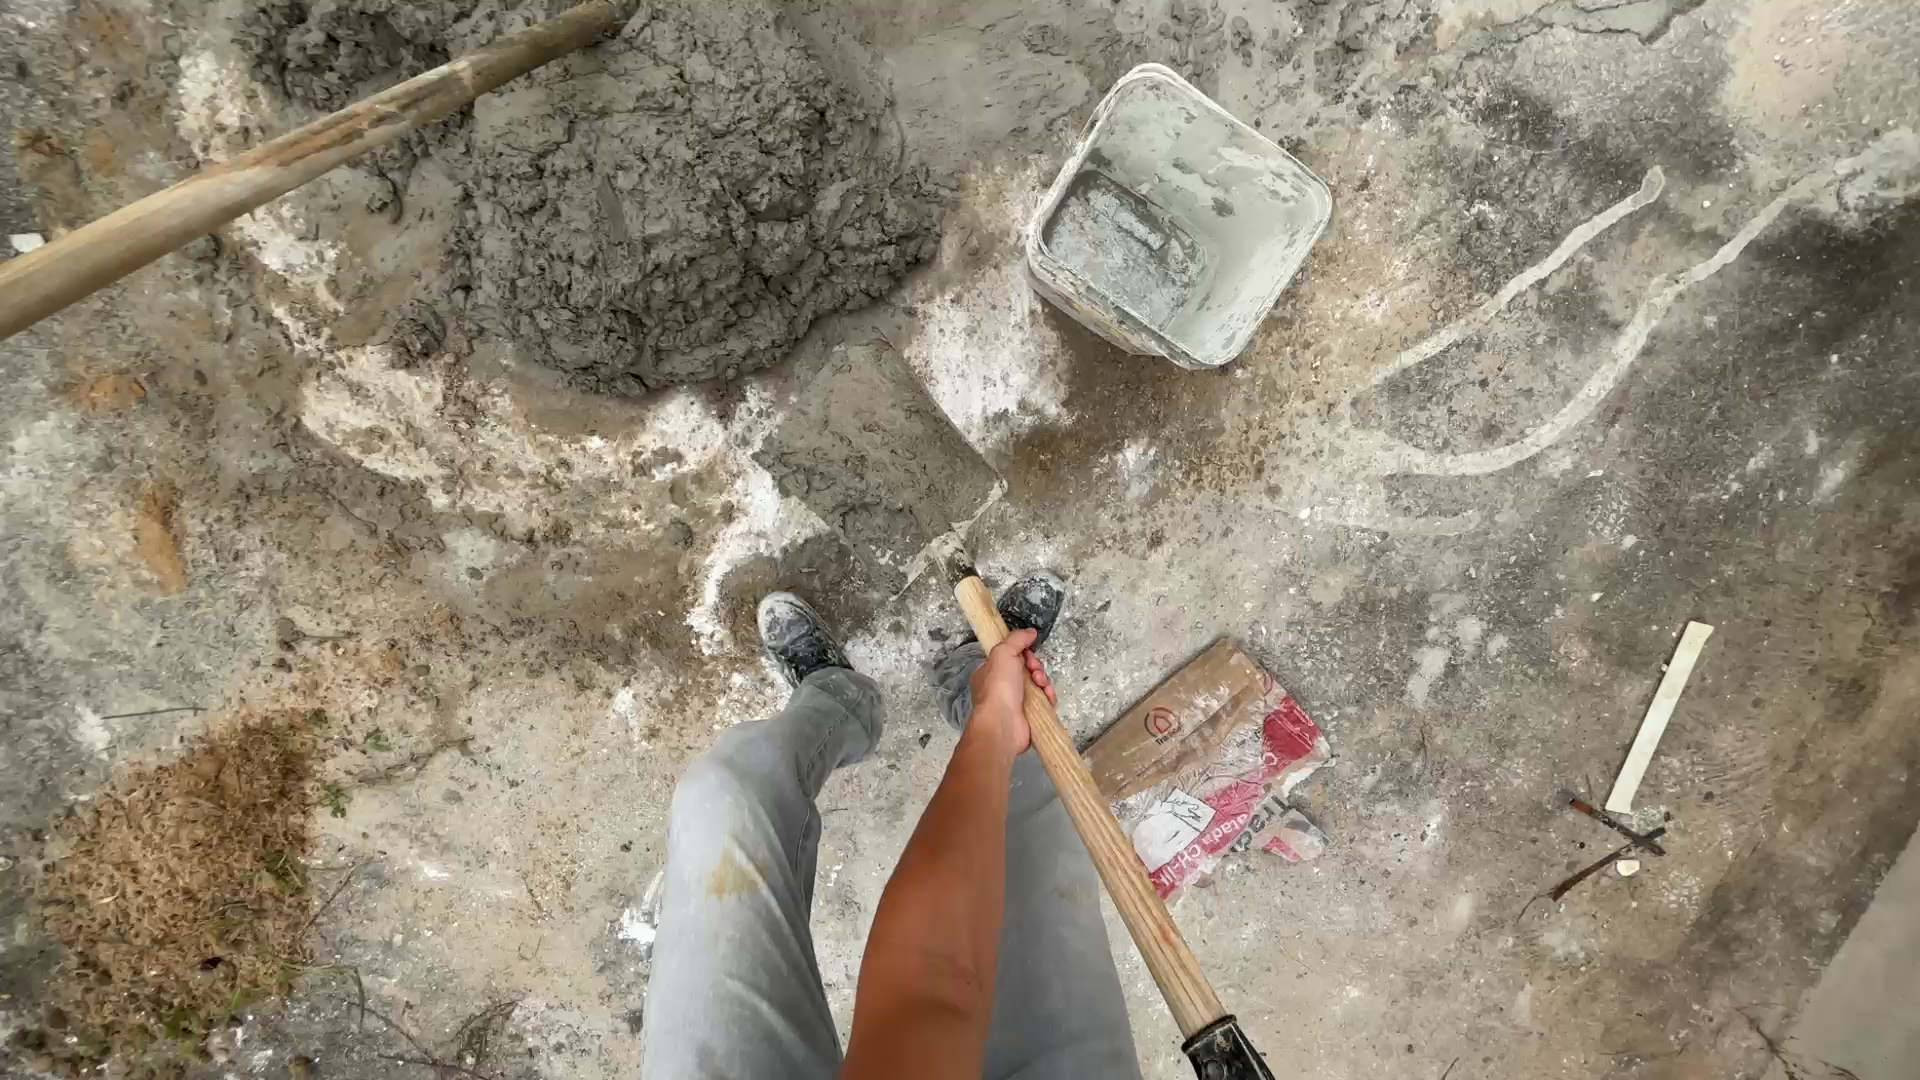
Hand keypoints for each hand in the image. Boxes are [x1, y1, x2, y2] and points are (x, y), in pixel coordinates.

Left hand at [967, 628, 1053, 753]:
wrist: (1003, 723)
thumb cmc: (999, 686)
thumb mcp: (1003, 653)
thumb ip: (1016, 639)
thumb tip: (1031, 632)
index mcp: (990, 671)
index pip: (1010, 656)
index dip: (1023, 653)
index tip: (1028, 653)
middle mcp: (1001, 686)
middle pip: (1026, 669)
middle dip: (1035, 667)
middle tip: (1035, 671)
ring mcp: (1016, 701)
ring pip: (1037, 684)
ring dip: (1043, 681)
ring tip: (1041, 685)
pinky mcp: (1029, 714)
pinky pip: (1043, 700)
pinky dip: (1048, 696)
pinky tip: (1047, 697)